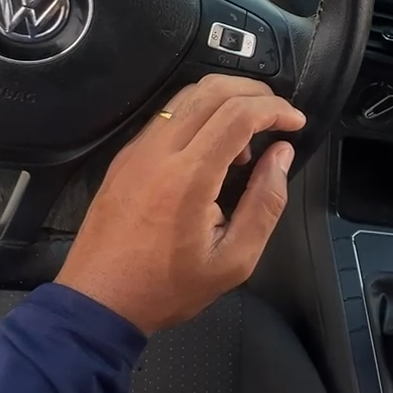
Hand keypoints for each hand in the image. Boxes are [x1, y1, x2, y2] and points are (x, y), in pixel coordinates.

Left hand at [57, 74, 304, 333]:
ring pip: (189, 94)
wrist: (96, 302)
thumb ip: (266, 202)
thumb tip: (281, 155)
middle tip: (279, 116)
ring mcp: (138, 149)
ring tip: (248, 136)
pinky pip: (171, 113)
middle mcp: (160, 151)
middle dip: (256, 93)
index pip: (239, 113)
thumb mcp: (234, 259)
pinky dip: (203, 113)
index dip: (275, 110)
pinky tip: (214, 147)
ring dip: (228, 99)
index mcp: (188, 177)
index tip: (296, 122)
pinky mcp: (126, 154)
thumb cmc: (166, 287)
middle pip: (214, 89)